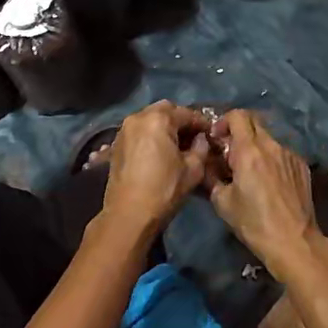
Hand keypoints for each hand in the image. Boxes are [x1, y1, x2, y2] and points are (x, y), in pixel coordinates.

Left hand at [100, 101, 210, 236]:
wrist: (128, 216)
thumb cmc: (164, 190)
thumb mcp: (193, 169)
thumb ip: (201, 148)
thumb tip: (200, 139)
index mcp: (158, 119)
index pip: (187, 114)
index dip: (202, 123)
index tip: (211, 133)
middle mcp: (138, 118)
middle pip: (165, 110)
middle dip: (180, 120)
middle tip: (193, 136)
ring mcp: (124, 131)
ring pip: (149, 119)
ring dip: (164, 127)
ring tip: (176, 144)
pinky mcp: (116, 145)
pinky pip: (138, 132)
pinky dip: (150, 136)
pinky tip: (159, 152)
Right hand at [208, 110, 322, 279]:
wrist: (294, 240)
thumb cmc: (254, 222)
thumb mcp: (223, 202)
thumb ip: (212, 176)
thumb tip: (209, 164)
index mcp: (250, 150)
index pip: (238, 116)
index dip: (224, 122)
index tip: (217, 139)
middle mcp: (272, 145)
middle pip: (253, 123)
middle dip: (238, 133)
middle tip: (229, 154)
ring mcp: (289, 153)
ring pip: (268, 139)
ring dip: (255, 148)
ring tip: (249, 172)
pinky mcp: (301, 164)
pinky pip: (281, 153)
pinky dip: (271, 159)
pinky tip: (269, 182)